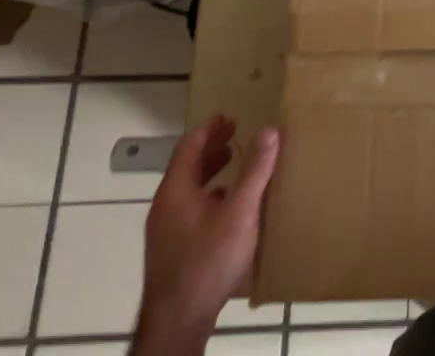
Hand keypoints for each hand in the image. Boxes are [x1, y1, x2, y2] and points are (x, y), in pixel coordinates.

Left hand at [141, 115, 279, 329]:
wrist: (178, 318)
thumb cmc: (208, 259)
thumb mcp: (240, 212)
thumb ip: (255, 171)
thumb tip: (270, 129)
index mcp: (176, 190)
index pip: (189, 147)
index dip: (208, 129)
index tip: (227, 115)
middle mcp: (165, 206)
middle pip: (186, 166)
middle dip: (211, 147)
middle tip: (235, 133)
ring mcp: (165, 229)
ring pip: (187, 189)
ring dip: (209, 171)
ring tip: (233, 162)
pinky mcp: (171, 248)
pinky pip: (189, 208)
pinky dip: (208, 195)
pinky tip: (228, 206)